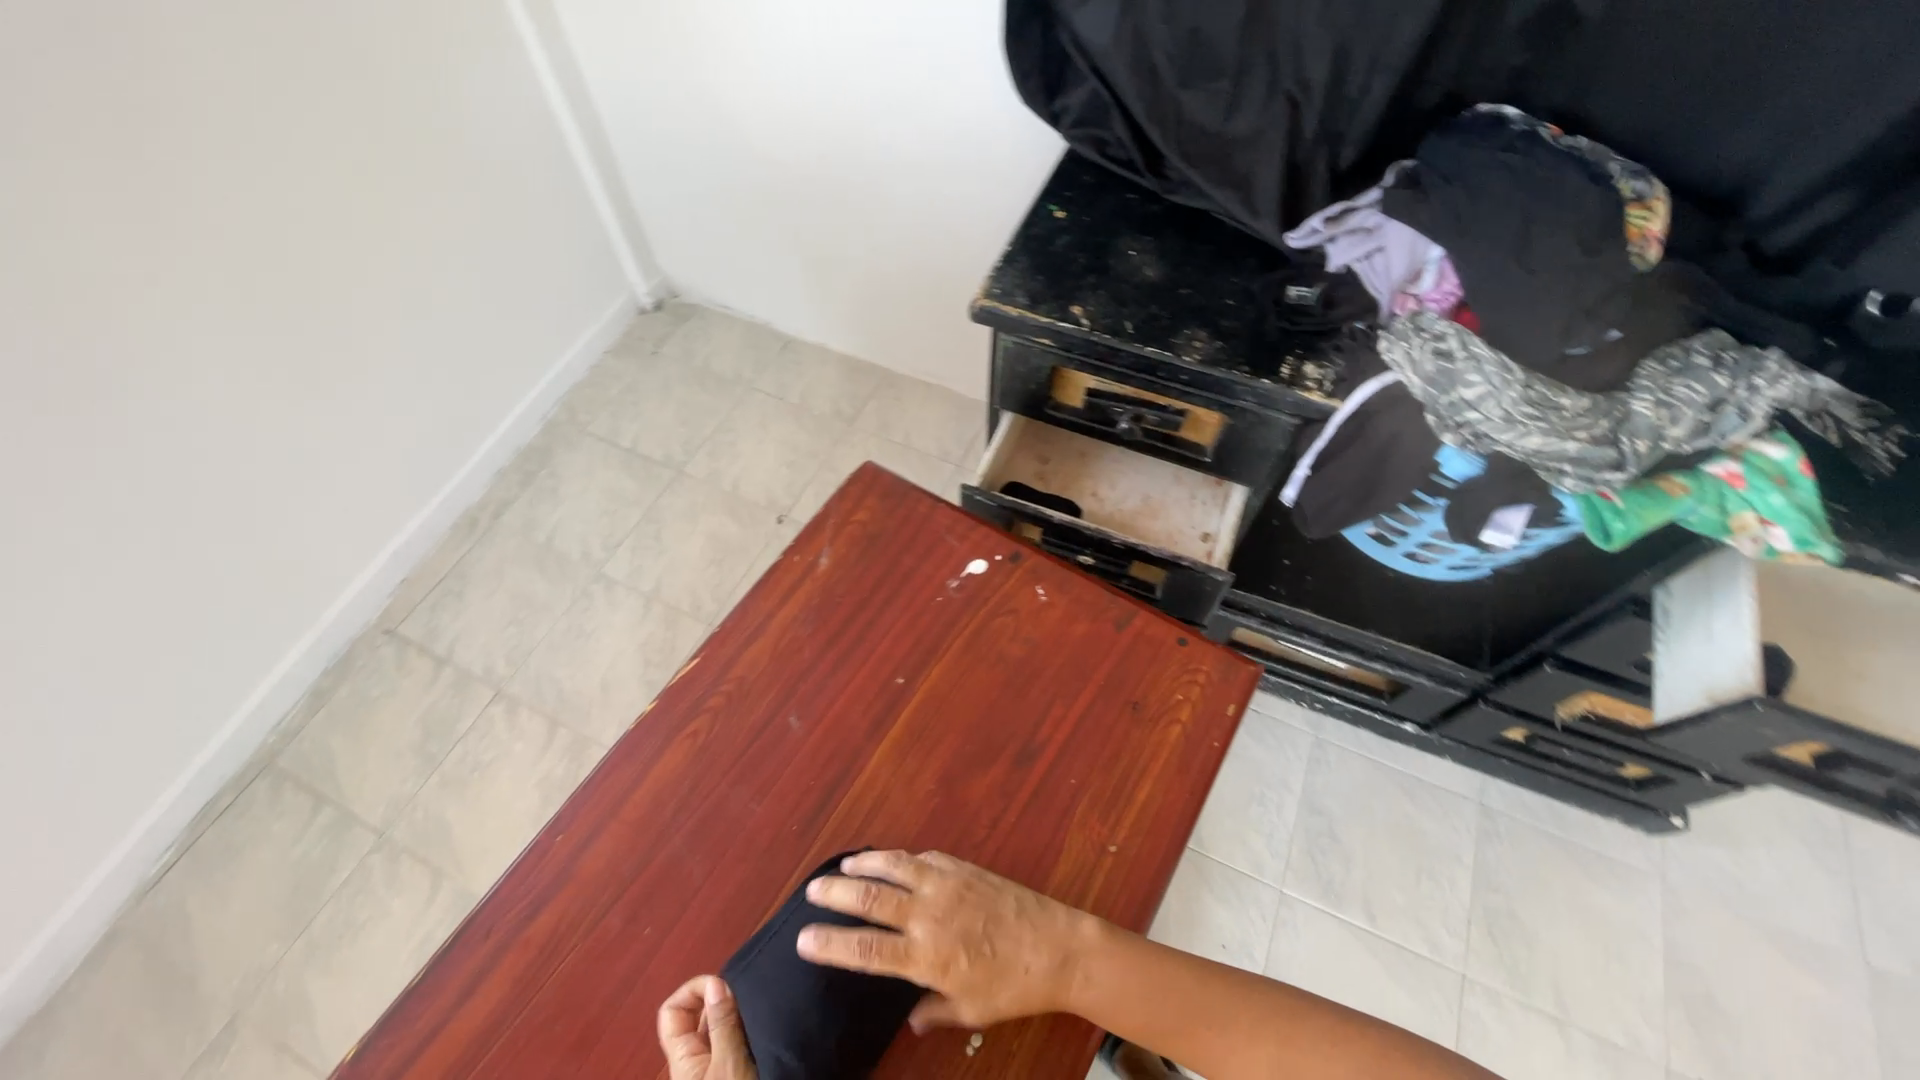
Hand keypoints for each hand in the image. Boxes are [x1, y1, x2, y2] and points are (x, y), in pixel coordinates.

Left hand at [657, 976, 756, 1079]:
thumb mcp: (728, 1063)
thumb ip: (723, 1024)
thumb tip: (716, 982)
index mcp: (682, 1055)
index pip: (672, 1010)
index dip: (692, 991)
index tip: (722, 985)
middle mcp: (693, 1056)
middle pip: (694, 1015)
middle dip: (716, 997)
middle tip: (744, 994)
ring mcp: (710, 1064)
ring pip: (715, 1026)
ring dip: (732, 1012)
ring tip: (755, 1005)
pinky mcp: (729, 1070)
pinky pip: (730, 1040)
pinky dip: (743, 1027)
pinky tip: (761, 1025)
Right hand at [795, 849, 1106, 1032]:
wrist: (1058, 947)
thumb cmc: (1014, 986)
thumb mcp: (972, 1010)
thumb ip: (935, 1011)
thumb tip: (910, 1019)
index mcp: (926, 956)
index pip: (866, 951)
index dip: (831, 945)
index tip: (804, 939)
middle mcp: (929, 915)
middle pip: (870, 898)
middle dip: (835, 893)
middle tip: (812, 891)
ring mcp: (947, 885)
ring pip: (894, 866)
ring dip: (865, 863)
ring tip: (844, 865)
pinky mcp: (964, 868)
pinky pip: (925, 857)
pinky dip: (903, 857)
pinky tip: (895, 860)